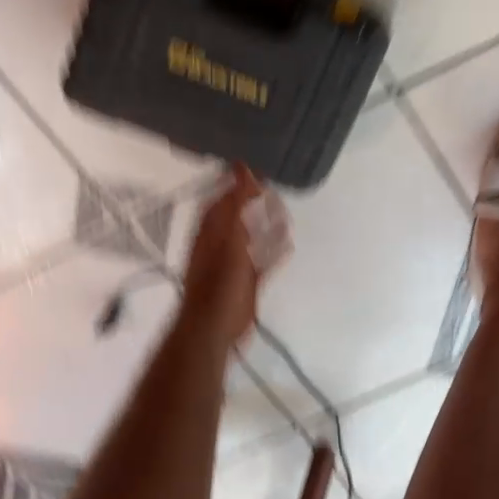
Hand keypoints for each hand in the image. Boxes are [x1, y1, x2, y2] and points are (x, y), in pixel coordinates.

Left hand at [179, 163, 287, 344]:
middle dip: (255, 204)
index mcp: (211, 232)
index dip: (236, 184)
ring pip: (252, 238)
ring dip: (268, 227)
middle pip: (239, 217)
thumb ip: (236, 204)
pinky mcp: (247, 281)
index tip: (256, 170)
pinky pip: (262, 260)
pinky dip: (274, 251)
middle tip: (275, 191)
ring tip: (285, 215)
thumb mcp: (229, 239)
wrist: (214, 329)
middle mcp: (221, 245)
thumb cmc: (218, 283)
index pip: (221, 199)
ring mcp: (234, 264)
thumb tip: (242, 169)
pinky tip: (287, 245)